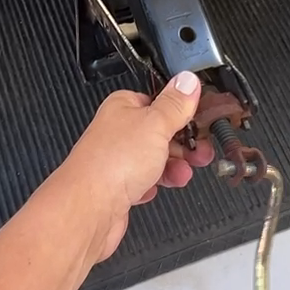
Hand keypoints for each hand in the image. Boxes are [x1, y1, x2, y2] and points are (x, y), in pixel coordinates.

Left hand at [49, 71, 217, 263]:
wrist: (89, 208)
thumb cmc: (112, 162)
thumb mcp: (156, 124)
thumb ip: (175, 104)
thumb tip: (187, 80)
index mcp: (124, 106)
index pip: (158, 101)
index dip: (182, 112)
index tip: (201, 122)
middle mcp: (118, 130)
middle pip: (159, 132)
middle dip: (183, 144)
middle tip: (201, 152)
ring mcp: (117, 159)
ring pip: (154, 158)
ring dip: (174, 165)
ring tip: (184, 173)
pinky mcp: (118, 186)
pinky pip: (144, 180)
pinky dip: (157, 182)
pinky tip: (160, 186)